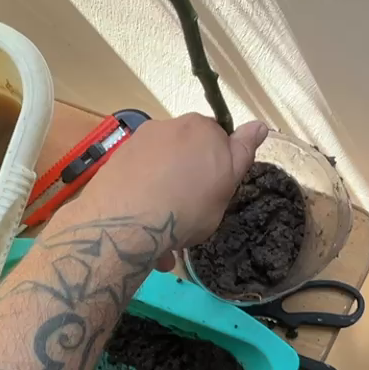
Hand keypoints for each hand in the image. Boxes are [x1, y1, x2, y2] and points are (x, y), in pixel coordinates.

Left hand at [56, 115, 268, 247]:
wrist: (126, 225)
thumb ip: (241, 154)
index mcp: (198, 127)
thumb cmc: (188, 206)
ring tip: (163, 245)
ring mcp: (133, 146)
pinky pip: (133, 186)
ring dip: (161, 205)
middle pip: (181, 157)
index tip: (211, 194)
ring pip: (155, 176)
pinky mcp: (110, 168)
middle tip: (187, 222)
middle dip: (184, 187)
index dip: (215, 169)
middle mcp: (163, 128)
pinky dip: (139, 208)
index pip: (214, 141)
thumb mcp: (227, 183)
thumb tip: (258, 124)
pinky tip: (141, 239)